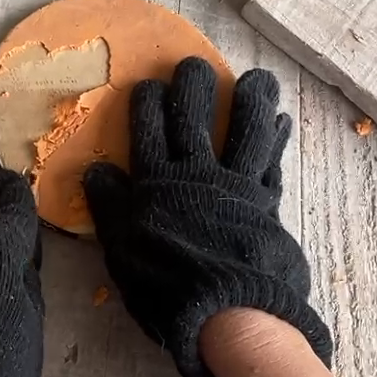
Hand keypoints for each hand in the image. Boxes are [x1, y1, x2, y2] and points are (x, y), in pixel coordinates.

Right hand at [82, 56, 332, 376]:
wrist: (227, 313)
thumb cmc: (165, 285)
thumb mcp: (122, 249)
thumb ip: (109, 207)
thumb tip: (95, 170)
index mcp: (158, 184)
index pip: (147, 130)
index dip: (146, 103)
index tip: (146, 84)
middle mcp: (198, 175)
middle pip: (195, 119)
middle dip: (193, 87)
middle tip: (194, 64)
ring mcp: (237, 187)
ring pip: (245, 132)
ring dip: (250, 101)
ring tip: (256, 78)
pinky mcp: (267, 205)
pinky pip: (273, 165)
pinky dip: (277, 142)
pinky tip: (282, 123)